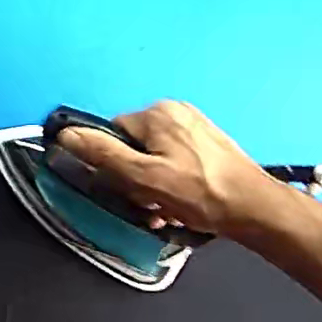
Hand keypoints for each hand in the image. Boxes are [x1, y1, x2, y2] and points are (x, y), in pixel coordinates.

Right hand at [55, 101, 297, 236]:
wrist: (255, 209)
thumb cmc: (199, 194)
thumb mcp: (142, 177)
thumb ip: (102, 154)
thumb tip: (65, 134)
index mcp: (157, 113)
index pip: (111, 134)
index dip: (112, 165)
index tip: (127, 188)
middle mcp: (175, 111)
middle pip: (132, 146)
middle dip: (135, 178)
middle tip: (150, 203)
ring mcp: (194, 126)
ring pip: (152, 157)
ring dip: (152, 185)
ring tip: (167, 208)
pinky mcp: (207, 142)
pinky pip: (173, 160)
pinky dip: (171, 182)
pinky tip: (182, 202)